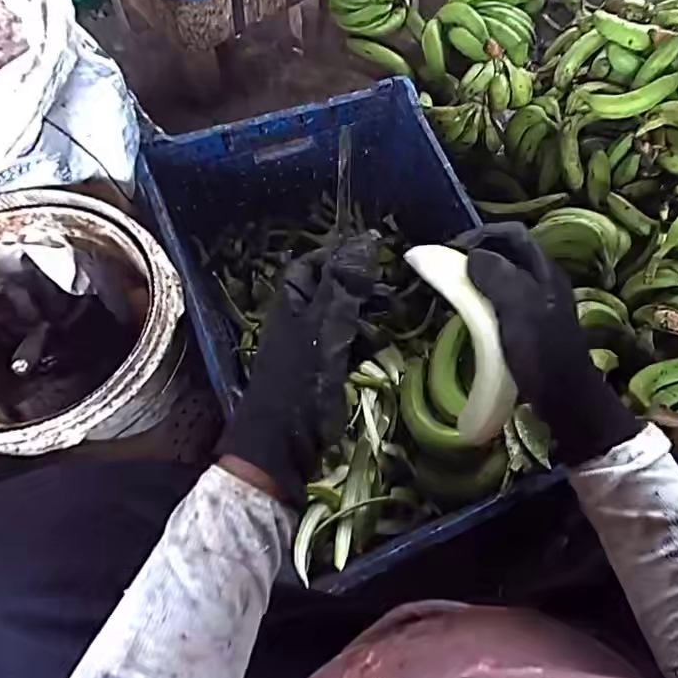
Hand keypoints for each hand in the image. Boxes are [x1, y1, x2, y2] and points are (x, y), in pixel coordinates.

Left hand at [215, 232, 378, 503]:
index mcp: (292, 301)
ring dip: (367, 313)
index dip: (340, 254)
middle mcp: (300, 317)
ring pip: (345, 315)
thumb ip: (345, 282)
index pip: (314, 263)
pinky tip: (379, 346)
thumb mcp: (326, 323)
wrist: (287, 438)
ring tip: (390, 315)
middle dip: (361, 286)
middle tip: (388, 289)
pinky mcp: (326, 367)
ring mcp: (313, 343)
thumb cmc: (302, 376)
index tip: (374, 252)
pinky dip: (366, 340)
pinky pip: (350, 342)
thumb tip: (367, 238)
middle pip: (333, 288)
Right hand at [458, 224, 640, 464]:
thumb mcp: (519, 310)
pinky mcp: (535, 329)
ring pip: (507, 279)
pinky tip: (473, 316)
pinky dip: (486, 301)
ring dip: (481, 278)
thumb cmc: (543, 354)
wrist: (567, 402)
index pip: (512, 235)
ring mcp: (542, 306)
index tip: (451, 249)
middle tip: (449, 268)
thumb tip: (472, 255)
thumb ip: (498, 277)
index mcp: (546, 272)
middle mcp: (546, 283)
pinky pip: (506, 302)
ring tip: (456, 289)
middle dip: (478, 254)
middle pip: (509, 255)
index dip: (481, 235)